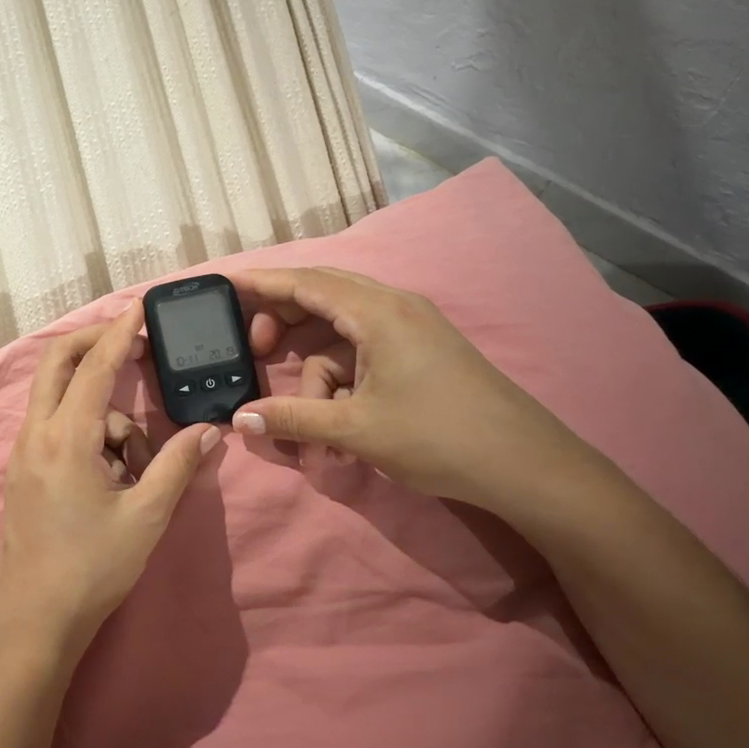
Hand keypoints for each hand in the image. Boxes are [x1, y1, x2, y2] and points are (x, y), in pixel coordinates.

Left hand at [0, 300, 221, 653]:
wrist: (35, 619)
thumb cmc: (93, 568)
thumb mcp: (146, 517)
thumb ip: (177, 466)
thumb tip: (209, 430)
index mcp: (66, 438)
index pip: (95, 366)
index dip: (119, 332)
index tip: (139, 307)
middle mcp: (36, 434)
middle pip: (56, 362)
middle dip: (93, 342)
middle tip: (131, 342)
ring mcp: (23, 452)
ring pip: (58, 399)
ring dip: (98, 406)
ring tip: (136, 463)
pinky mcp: (22, 471)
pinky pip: (54, 427)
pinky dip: (84, 429)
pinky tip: (113, 474)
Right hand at [230, 267, 605, 513]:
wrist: (526, 466)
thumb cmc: (438, 438)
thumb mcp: (355, 430)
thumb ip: (291, 418)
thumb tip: (239, 419)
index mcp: (377, 311)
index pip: (304, 282)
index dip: (259, 281)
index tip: (222, 283)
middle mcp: (394, 306)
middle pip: (320, 295)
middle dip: (282, 321)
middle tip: (253, 349)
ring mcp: (411, 328)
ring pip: (340, 332)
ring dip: (315, 368)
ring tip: (307, 415)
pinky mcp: (421, 351)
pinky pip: (363, 351)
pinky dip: (341, 378)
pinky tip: (338, 420)